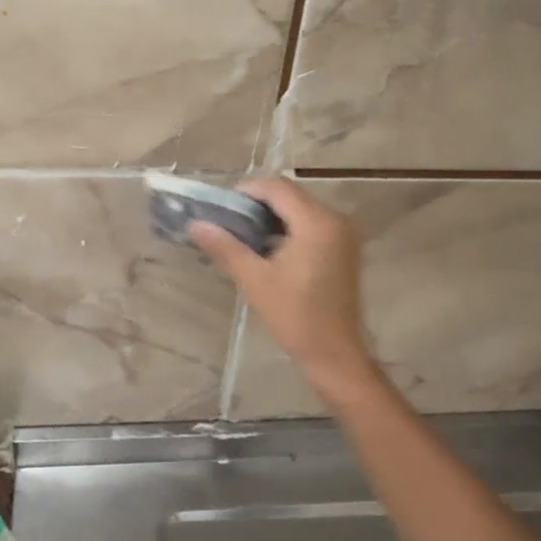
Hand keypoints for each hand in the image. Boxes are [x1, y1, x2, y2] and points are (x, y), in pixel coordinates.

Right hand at [188, 177, 379, 398]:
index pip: (278, 188)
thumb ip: (225, 247)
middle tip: (226, 221)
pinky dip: (288, 231)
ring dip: (271, 218)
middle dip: (257, 205)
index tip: (220, 206)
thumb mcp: (255, 280)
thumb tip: (195, 224)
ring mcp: (344, 235)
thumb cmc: (295, 317)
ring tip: (240, 236)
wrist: (333, 353)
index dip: (246, 190)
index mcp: (317, 223)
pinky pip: (312, 227)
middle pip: (291, 197)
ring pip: (301, 212)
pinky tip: (266, 249)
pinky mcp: (344, 250)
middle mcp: (336, 220)